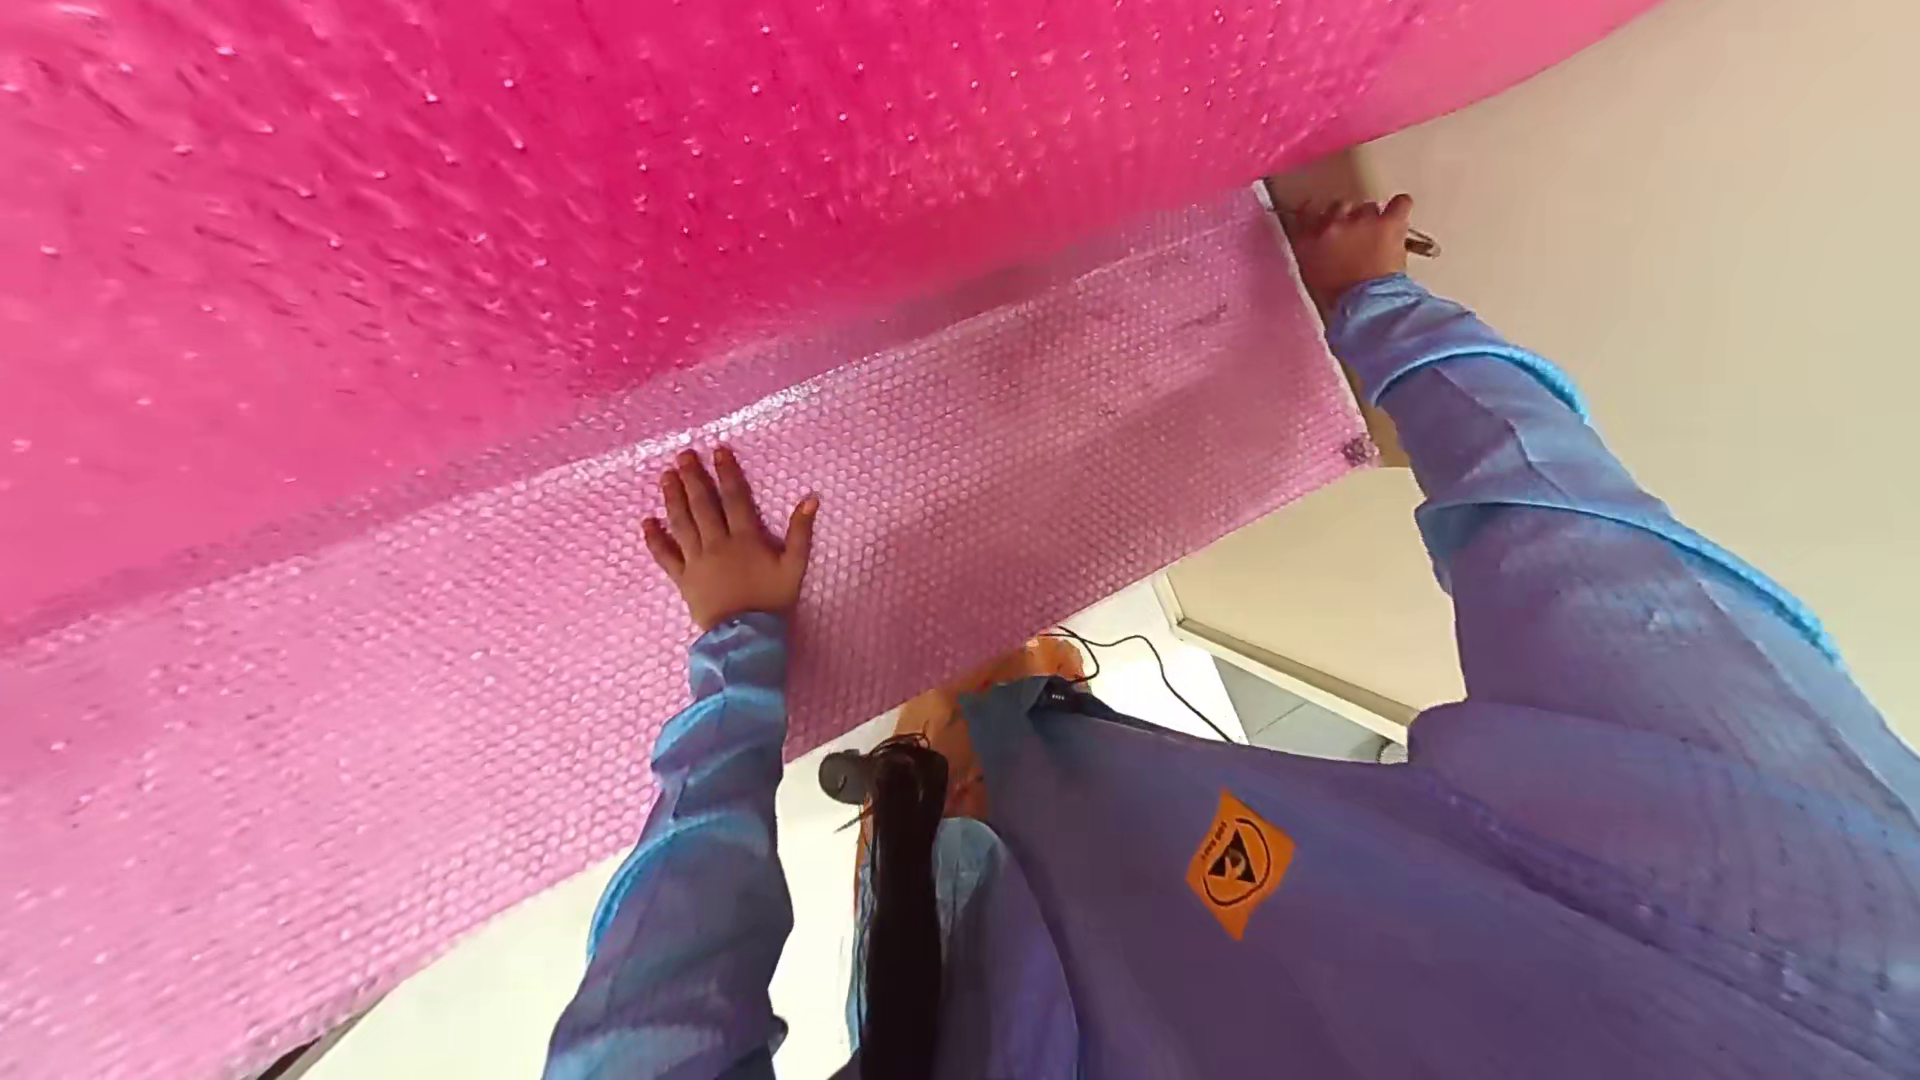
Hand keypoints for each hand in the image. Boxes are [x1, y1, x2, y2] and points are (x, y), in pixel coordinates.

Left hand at [642, 447, 818, 630]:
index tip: (718, 451)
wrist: (746, 635)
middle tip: (682, 455)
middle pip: (702, 505)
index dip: (726, 473)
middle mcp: (717, 543)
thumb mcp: (794, 565)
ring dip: (673, 497)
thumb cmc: (772, 599)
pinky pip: (665, 555)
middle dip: (693, 478)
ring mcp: (696, 560)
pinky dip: (654, 538)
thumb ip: (801, 531)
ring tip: (666, 476)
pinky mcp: (682, 578)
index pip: (734, 498)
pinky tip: (646, 522)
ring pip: (681, 523)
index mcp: (744, 538)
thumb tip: (811, 498)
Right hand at [1284, 194, 1414, 314]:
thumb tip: (1316, 240)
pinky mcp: (1390, 221)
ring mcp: (1363, 219)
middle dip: (1345, 216)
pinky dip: (1398, 208)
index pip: (1308, 217)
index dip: (1317, 219)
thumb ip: (1311, 252)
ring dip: (1370, 218)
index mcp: (1311, 240)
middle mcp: (1334, 223)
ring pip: (1367, 207)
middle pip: (1339, 206)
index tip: (1322, 223)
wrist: (1364, 300)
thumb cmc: (1336, 294)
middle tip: (1351, 233)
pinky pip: (1400, 202)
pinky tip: (1396, 216)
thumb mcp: (1312, 274)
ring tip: (1374, 233)